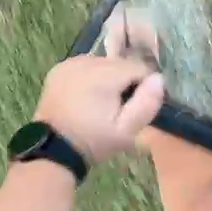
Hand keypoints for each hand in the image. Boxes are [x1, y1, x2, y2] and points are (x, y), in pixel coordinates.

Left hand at [32, 56, 166, 164]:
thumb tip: (158, 78)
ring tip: (102, 103)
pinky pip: (85, 66)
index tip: (136, 106)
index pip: (139, 68)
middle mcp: (87, 61)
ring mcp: (70, 63)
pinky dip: (90, 76)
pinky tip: (86, 96)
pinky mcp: (59, 69)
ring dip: (108, 78)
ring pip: (103, 63)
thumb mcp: (126, 131)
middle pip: (120, 63)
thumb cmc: (93, 141)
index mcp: (104, 74)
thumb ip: (146, 103)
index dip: (144, 87)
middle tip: (119, 108)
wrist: (53, 149)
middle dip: (125, 82)